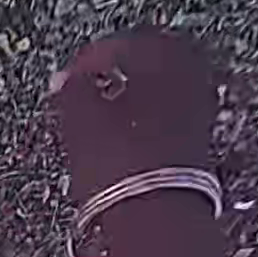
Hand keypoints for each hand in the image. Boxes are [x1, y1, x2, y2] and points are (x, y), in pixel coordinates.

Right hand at [51, 29, 215, 205]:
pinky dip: (141, 112)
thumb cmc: (117, 164)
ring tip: (100, 109)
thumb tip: (62, 79)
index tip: (66, 76)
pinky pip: (165, 110)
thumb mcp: (82, 127)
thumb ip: (71, 96)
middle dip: (117, 69)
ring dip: (130, 92)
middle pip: (149, 60)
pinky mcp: (193, 136)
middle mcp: (188, 75)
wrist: (153, 212)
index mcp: (163, 60)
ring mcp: (195, 106)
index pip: (123, 44)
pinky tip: (121, 130)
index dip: (89, 59)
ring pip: (159, 85)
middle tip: (86, 84)